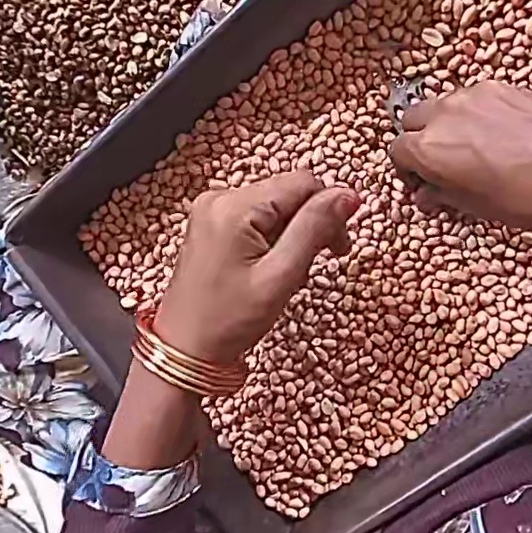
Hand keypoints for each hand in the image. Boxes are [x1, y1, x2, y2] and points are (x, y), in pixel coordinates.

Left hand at [155, 171, 360, 363]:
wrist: (185, 349)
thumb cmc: (227, 321)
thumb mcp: (280, 276)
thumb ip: (314, 229)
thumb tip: (347, 196)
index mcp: (234, 206)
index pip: (304, 182)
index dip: (330, 211)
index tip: (337, 248)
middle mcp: (219, 198)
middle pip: (289, 192)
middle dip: (310, 226)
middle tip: (309, 267)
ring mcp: (212, 210)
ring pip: (276, 207)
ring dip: (292, 237)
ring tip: (284, 275)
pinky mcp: (212, 224)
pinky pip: (257, 219)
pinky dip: (272, 241)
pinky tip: (268, 269)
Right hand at [388, 81, 531, 232]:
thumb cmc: (531, 200)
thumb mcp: (477, 207)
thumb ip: (443, 194)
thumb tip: (428, 192)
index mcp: (429, 148)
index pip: (397, 150)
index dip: (407, 168)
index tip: (423, 181)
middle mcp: (444, 114)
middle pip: (413, 120)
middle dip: (421, 139)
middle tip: (443, 163)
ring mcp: (475, 94)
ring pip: (443, 104)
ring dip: (446, 123)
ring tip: (474, 148)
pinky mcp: (504, 84)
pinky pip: (474, 97)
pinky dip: (474, 113)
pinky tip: (500, 135)